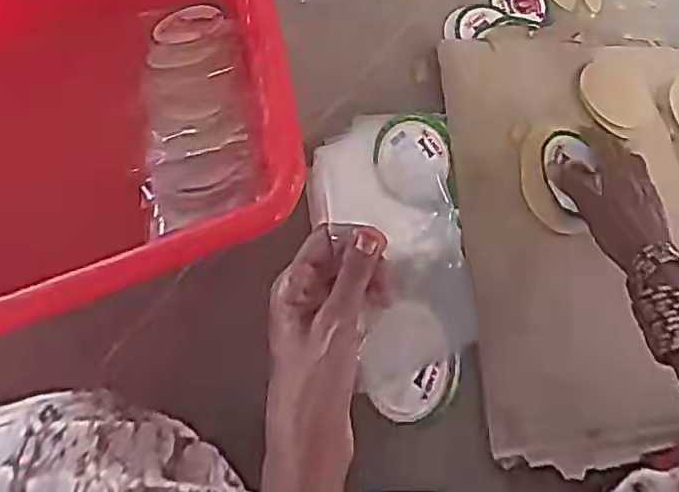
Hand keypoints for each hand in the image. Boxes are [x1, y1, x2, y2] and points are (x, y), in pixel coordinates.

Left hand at [264, 225, 387, 491]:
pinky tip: (380, 309)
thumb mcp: (336, 322)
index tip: (380, 245)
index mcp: (292, 286)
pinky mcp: (332, 334)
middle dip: (366, 261)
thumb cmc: (312, 387)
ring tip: (386, 296)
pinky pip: (354, 301)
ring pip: (349, 278)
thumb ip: (352, 275)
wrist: (310, 442)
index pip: (323, 239)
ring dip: (371, 280)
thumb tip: (367, 235)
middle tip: (386, 277)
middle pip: (338, 256)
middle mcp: (302, 296)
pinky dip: (370, 299)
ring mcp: (317, 315)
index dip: (352, 237)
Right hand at [550, 127, 673, 275]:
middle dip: (606, 145)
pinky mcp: (653, 200)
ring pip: (631, 163)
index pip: (604, 143)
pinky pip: (639, 176)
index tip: (582, 131)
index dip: (592, 135)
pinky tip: (624, 185)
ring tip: (608, 164)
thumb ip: (573, 183)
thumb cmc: (619, 230)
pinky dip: (628, 173)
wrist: (651, 257)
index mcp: (619, 168)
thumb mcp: (589, 206)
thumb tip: (558, 166)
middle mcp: (636, 172)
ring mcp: (647, 186)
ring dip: (619, 159)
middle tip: (593, 145)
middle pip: (620, 150)